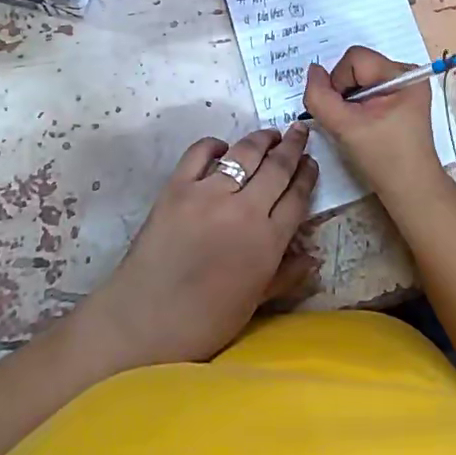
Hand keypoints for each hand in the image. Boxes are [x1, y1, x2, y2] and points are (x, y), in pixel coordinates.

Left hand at [81, 126, 318, 367]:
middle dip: (293, 146)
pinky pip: (200, 152)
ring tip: (271, 134)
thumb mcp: (254, 304)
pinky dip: (215, 144)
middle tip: (300, 131)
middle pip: (277, 167)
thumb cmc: (204, 323)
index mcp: (267, 242)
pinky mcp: (177, 187)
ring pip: (244, 153)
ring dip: (262, 139)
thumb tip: (313, 256)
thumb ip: (285, 276)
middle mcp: (244, 210)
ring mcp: (208, 194)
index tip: (312, 161)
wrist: (143, 323)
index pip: (296, 196)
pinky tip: (222, 147)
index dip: (307, 175)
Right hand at [303, 46, 444, 194]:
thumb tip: (313, 71)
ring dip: (350, 97)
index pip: (354, 59)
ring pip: (361, 76)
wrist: (411, 189)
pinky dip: (359, 102)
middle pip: (358, 65)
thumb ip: (320, 97)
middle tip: (348, 119)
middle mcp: (408, 72)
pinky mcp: (402, 97)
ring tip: (356, 123)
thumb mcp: (344, 127)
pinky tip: (364, 123)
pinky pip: (370, 86)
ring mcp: (406, 85)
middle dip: (344, 90)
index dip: (338, 82)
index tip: (343, 112)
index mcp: (402, 74)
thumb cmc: (382, 158)